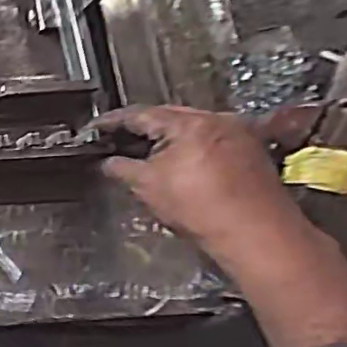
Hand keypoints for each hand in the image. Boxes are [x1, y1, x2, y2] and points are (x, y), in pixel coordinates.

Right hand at [92, 105, 304, 260]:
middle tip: (113, 140)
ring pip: (189, 127)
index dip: (110, 122)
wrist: (254, 232)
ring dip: (163, 137)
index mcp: (189, 124)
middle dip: (138, 127)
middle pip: (167, 116)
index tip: (92, 129)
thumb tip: (107, 162)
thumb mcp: (145, 185)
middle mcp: (217, 119)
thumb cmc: (196, 206)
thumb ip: (119, 167)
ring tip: (140, 150)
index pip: (139, 114)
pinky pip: (207, 138)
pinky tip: (172, 161)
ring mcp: (238, 132)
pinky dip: (185, 145)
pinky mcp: (249, 149)